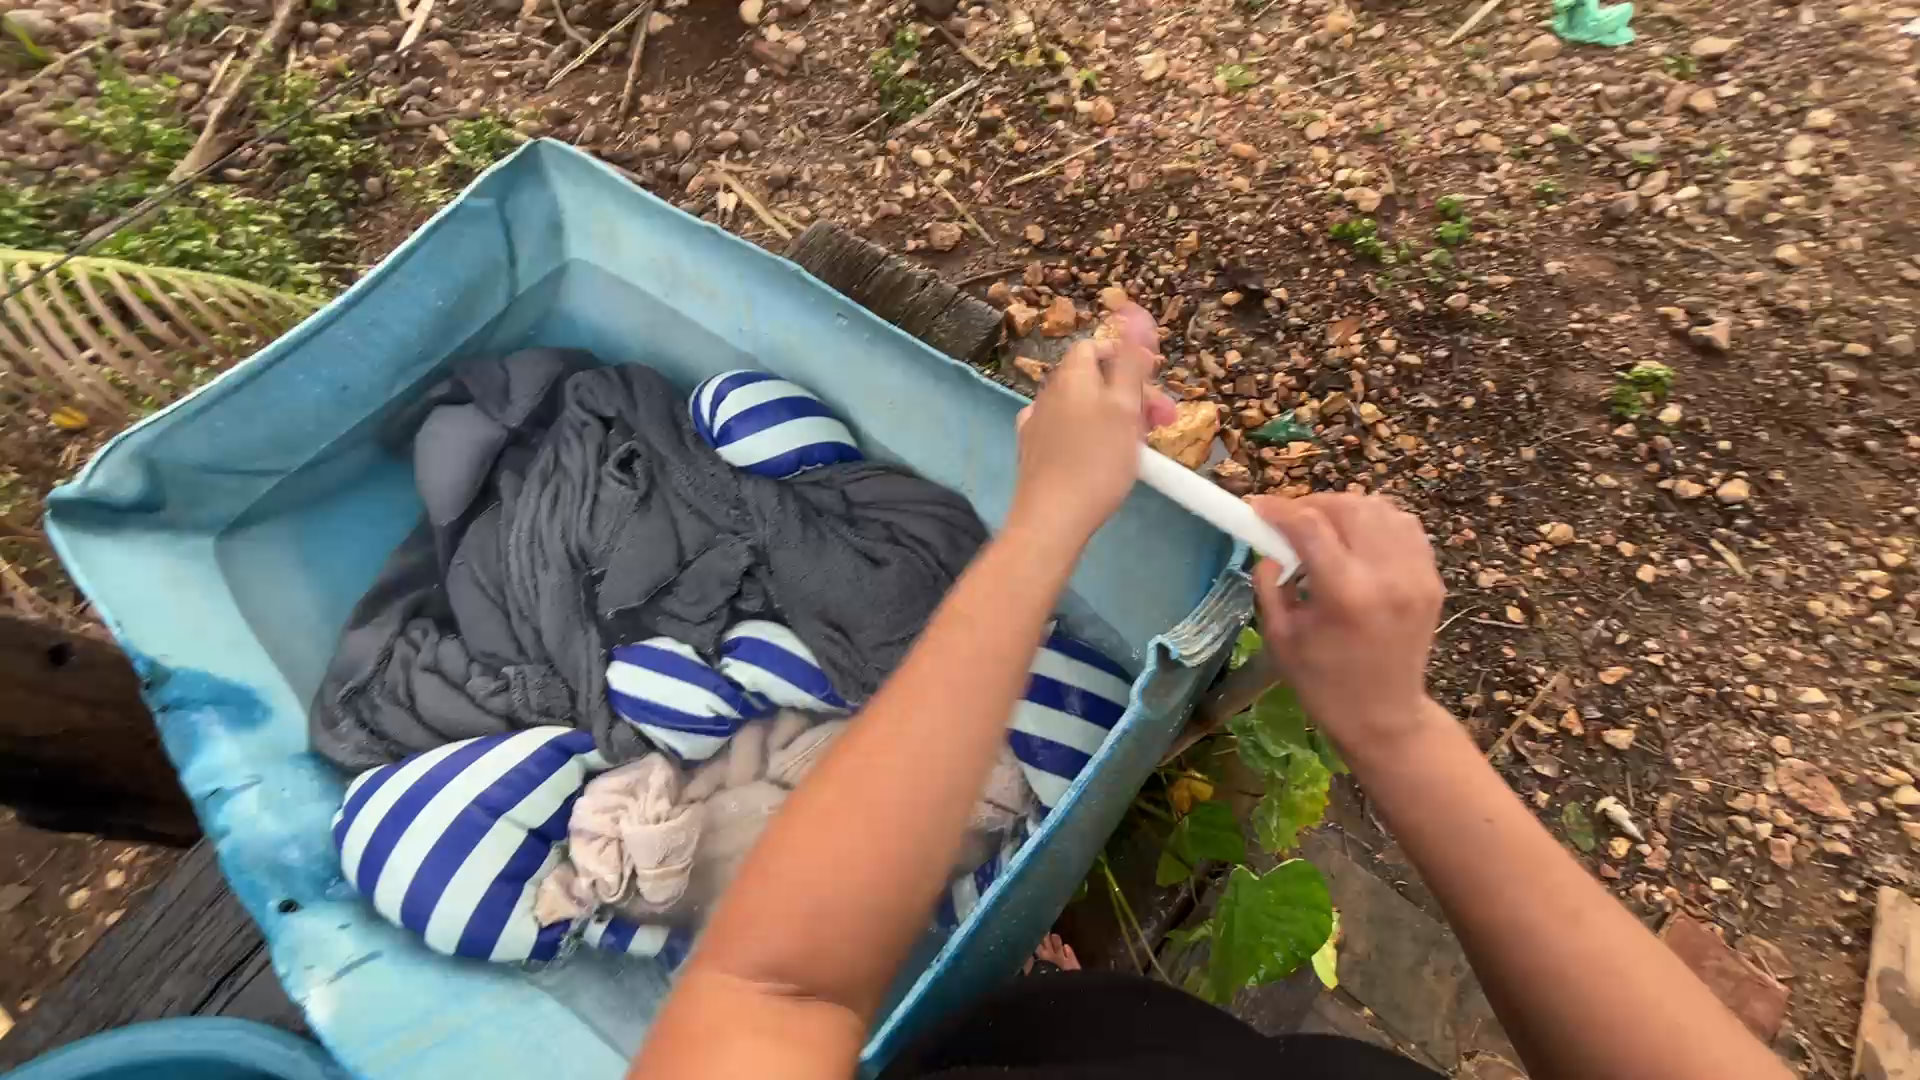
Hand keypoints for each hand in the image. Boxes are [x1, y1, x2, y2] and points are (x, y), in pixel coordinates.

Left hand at [1009, 303, 1174, 542]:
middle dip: (1130, 394)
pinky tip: (1101, 458)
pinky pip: (1067, 434)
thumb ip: (1131, 360)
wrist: (1052, 518)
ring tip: (1136, 446)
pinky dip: (1089, 438)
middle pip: (1093, 379)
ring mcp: (1036, 425)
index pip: (1097, 348)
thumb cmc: (1096, 462)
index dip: (1129, 359)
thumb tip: (1132, 310)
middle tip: (1159, 423)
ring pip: (1082, 408)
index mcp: (1070, 377)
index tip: (1155, 384)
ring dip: (1113, 418)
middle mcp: (1047, 394)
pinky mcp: (1033, 454)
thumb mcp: (1124, 406)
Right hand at [1250, 493, 1446, 760]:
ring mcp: (1416, 575)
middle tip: (1286, 521)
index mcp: (1344, 594)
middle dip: (1310, 504)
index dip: (1277, 508)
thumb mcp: (1278, 634)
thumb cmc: (1321, 680)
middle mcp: (1387, 576)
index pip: (1309, 525)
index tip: (1253, 507)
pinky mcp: (1432, 578)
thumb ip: (1269, 584)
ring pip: (1379, 508)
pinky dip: (1374, 521)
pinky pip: (1403, 526)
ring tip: (1321, 528)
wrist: (1383, 715)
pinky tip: (1354, 539)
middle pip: (1347, 506)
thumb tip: (1268, 547)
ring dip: (1343, 509)